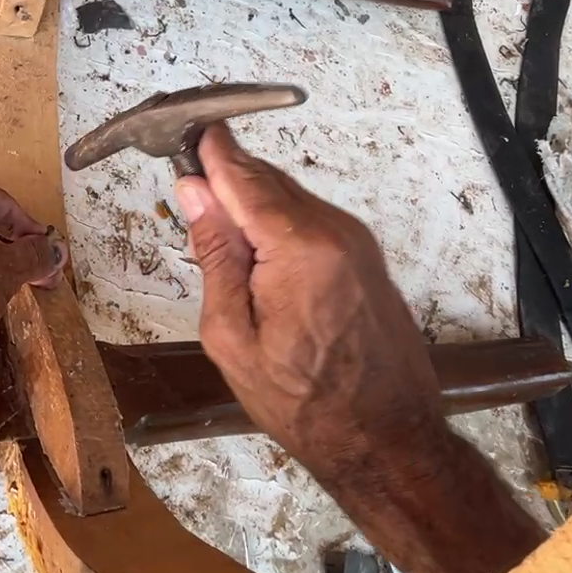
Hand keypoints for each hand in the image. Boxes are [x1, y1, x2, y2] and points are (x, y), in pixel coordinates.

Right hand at [176, 123, 445, 476]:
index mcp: (299, 246)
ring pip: (287, 196)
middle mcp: (335, 229)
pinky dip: (276, 222)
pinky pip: (309, 217)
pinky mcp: (365, 253)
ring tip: (221, 240)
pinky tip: (257, 255)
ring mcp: (357, 239)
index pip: (242, 175)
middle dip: (225, 180)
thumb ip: (214, 252)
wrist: (387, 442)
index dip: (210, 151)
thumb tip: (194, 190)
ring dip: (249, 204)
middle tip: (190, 196)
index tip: (184, 130)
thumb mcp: (231, 333)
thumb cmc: (301, 399)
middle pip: (265, 179)